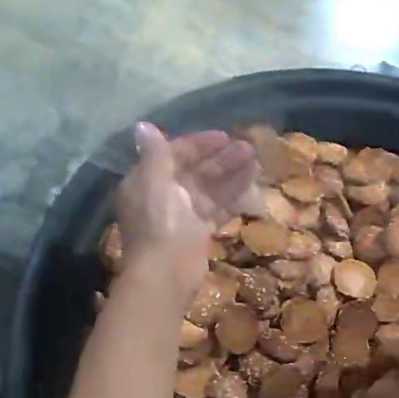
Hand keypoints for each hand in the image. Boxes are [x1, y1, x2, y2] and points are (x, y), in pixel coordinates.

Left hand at [115, 123, 258, 291]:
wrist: (165, 272)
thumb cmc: (158, 223)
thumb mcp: (153, 181)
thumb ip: (155, 153)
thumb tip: (142, 125)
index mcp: (147, 180)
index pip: (175, 154)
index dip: (199, 145)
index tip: (224, 138)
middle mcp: (164, 194)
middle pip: (196, 170)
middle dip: (222, 159)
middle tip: (249, 149)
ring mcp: (183, 214)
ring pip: (210, 188)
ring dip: (232, 174)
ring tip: (256, 163)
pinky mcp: (199, 231)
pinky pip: (218, 207)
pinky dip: (233, 195)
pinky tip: (252, 184)